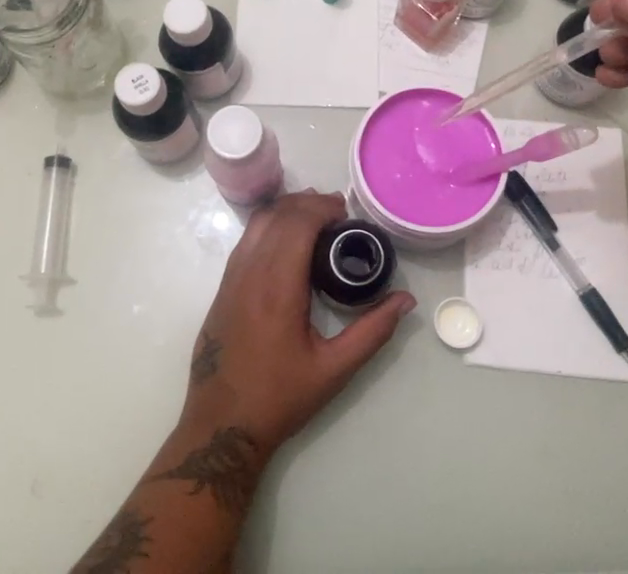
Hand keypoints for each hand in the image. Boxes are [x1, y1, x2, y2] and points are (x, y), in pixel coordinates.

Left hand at [181, 191, 415, 452]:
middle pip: (276, 216)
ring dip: (285, 211)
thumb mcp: (334, 369)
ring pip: (256, 225)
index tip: (345, 210)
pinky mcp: (222, 289)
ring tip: (315, 219)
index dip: (321, 208)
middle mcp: (249, 273)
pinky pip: (245, 242)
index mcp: (277, 288)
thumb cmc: (280, 397)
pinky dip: (268, 227)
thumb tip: (406, 300)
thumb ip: (372, 331)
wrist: (222, 424)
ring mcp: (230, 279)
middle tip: (337, 212)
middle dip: (307, 203)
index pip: (296, 224)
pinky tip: (287, 242)